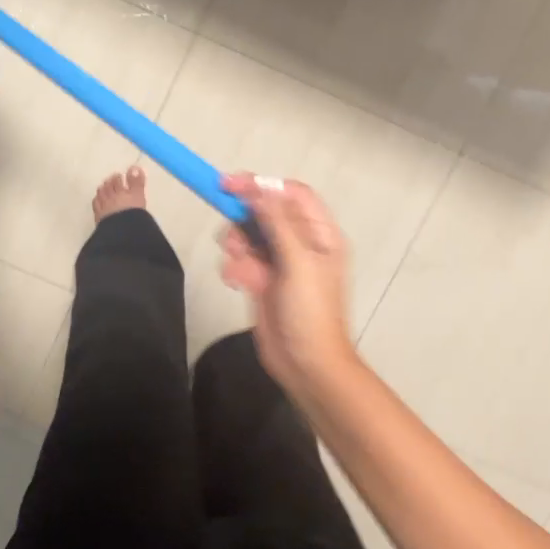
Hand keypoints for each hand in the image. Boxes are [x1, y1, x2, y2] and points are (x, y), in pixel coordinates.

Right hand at [218, 174, 361, 388]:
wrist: (305, 364)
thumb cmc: (311, 311)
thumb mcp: (299, 261)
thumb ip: (277, 222)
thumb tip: (259, 187)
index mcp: (320, 233)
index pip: (291, 194)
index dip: (262, 185)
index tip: (230, 184)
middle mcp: (301, 242)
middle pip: (264, 211)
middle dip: (243, 219)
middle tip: (229, 232)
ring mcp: (279, 262)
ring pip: (247, 235)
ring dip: (236, 246)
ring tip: (238, 266)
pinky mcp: (260, 280)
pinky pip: (240, 260)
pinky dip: (234, 268)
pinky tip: (237, 283)